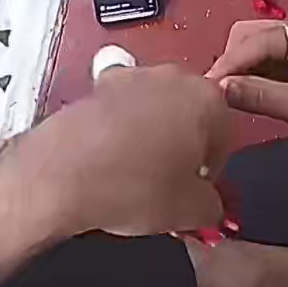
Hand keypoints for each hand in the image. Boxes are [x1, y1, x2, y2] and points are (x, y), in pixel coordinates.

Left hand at [5, 64, 231, 237]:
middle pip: (192, 115)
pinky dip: (122, 125)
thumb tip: (208, 206)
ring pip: (158, 107)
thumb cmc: (129, 185)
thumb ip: (213, 206)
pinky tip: (112, 155)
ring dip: (154, 134)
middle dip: (185, 146)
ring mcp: (134, 75)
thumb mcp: (190, 211)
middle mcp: (174, 77)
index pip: (225, 136)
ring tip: (136, 172)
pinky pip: (123, 105)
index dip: (211, 169)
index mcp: (208, 99)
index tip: (197, 189)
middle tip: (169, 182)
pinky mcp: (100, 84)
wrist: (62, 175)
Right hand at [207, 16, 287, 172]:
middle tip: (213, 91)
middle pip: (259, 36)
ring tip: (219, 96)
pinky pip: (265, 70)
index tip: (210, 81)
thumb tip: (218, 89)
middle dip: (235, 61)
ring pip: (258, 52)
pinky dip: (249, 82)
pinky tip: (235, 97)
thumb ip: (264, 96)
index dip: (237, 58)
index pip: (270, 36)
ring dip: (239, 72)